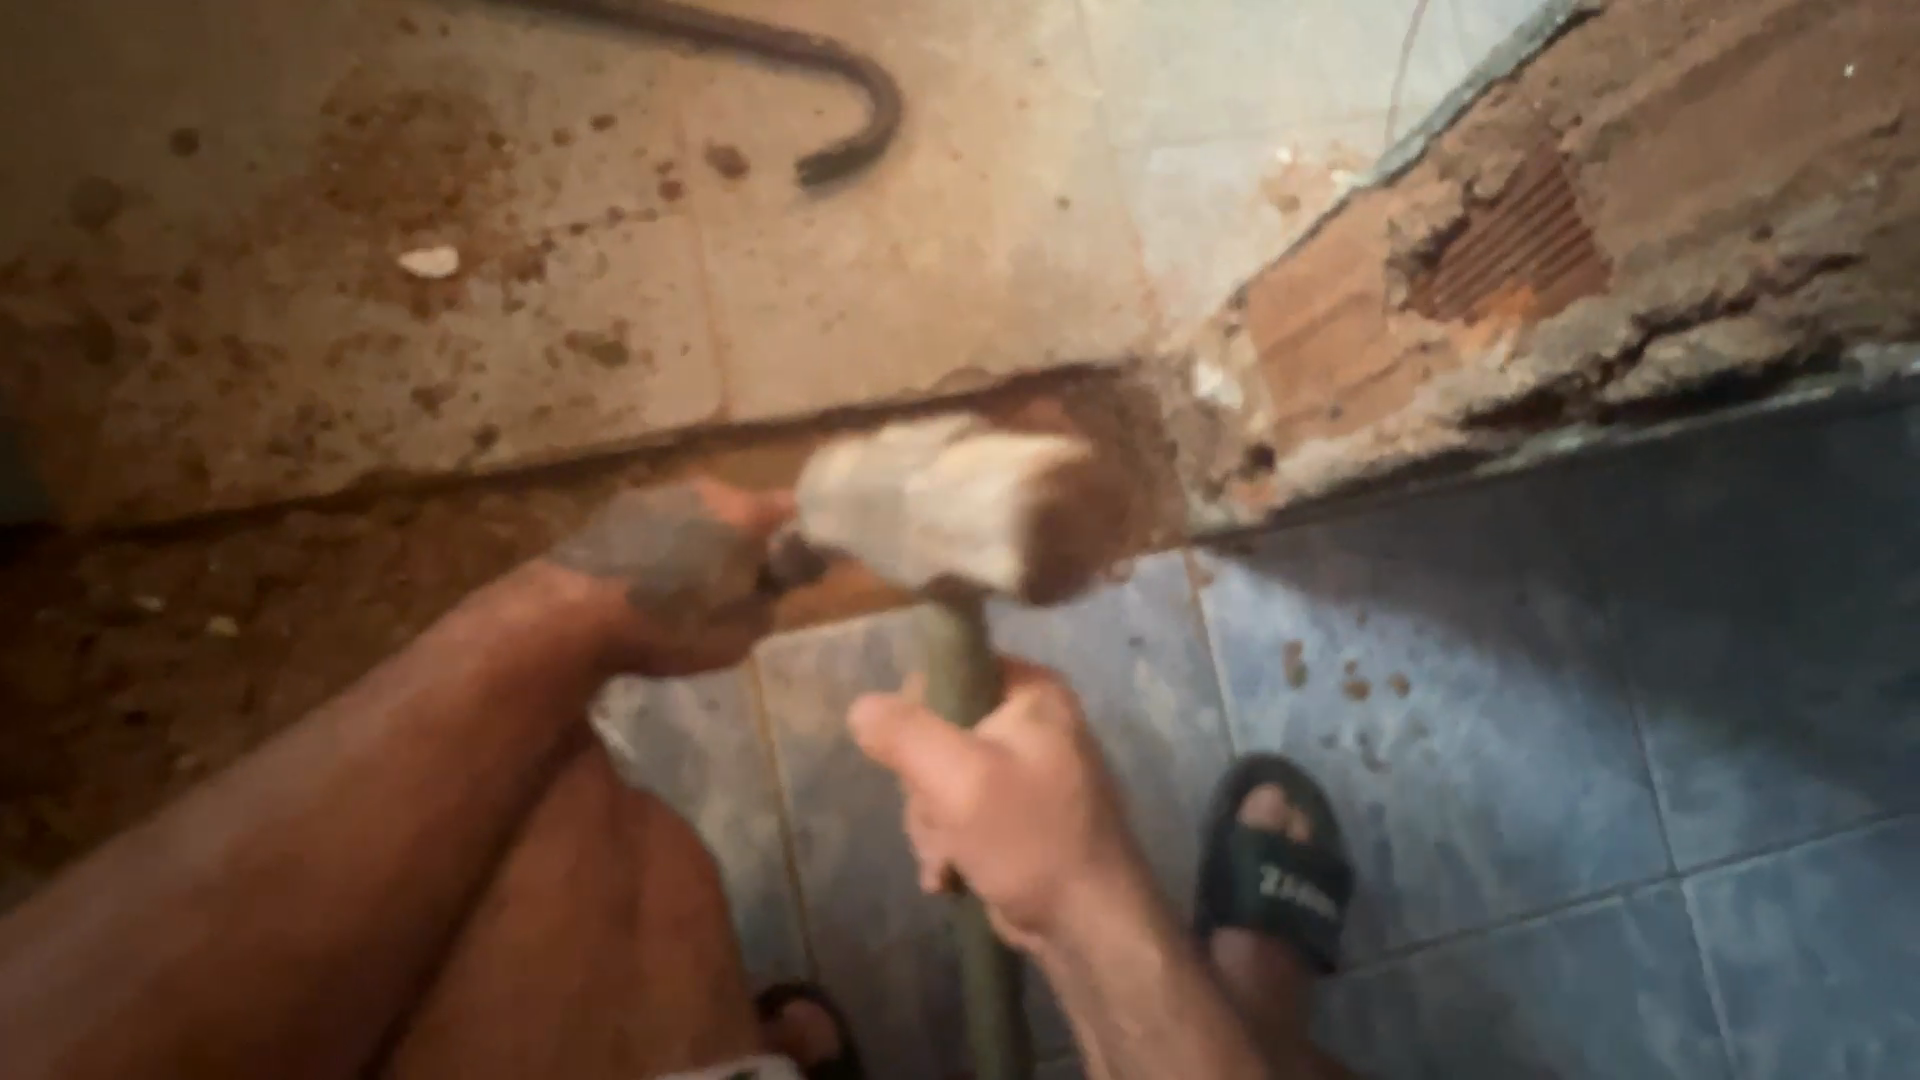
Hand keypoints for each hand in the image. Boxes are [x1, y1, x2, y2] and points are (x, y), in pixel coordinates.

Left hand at [546, 477, 794, 675]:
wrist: (567, 615)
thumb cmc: (667, 626)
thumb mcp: (737, 636)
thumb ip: (766, 606)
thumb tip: (768, 591)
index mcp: (743, 514)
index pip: (795, 510)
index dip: (802, 539)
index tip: (797, 569)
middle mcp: (704, 491)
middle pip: (744, 511)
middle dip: (749, 543)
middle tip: (742, 586)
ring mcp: (657, 495)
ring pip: (701, 516)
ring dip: (706, 543)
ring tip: (691, 589)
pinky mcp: (617, 509)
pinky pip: (663, 524)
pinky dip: (668, 546)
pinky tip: (651, 583)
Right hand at [848, 660, 1144, 950]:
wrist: (1088, 927)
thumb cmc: (1030, 837)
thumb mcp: (959, 777)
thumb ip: (905, 733)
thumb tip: (860, 707)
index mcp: (1030, 691)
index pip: (950, 670)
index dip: (918, 712)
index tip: (912, 755)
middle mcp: (1029, 720)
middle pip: (937, 731)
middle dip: (925, 788)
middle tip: (940, 818)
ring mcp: (1022, 768)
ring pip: (940, 777)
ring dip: (931, 823)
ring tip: (949, 859)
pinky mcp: (1014, 812)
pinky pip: (958, 810)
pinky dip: (948, 843)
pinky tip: (951, 874)